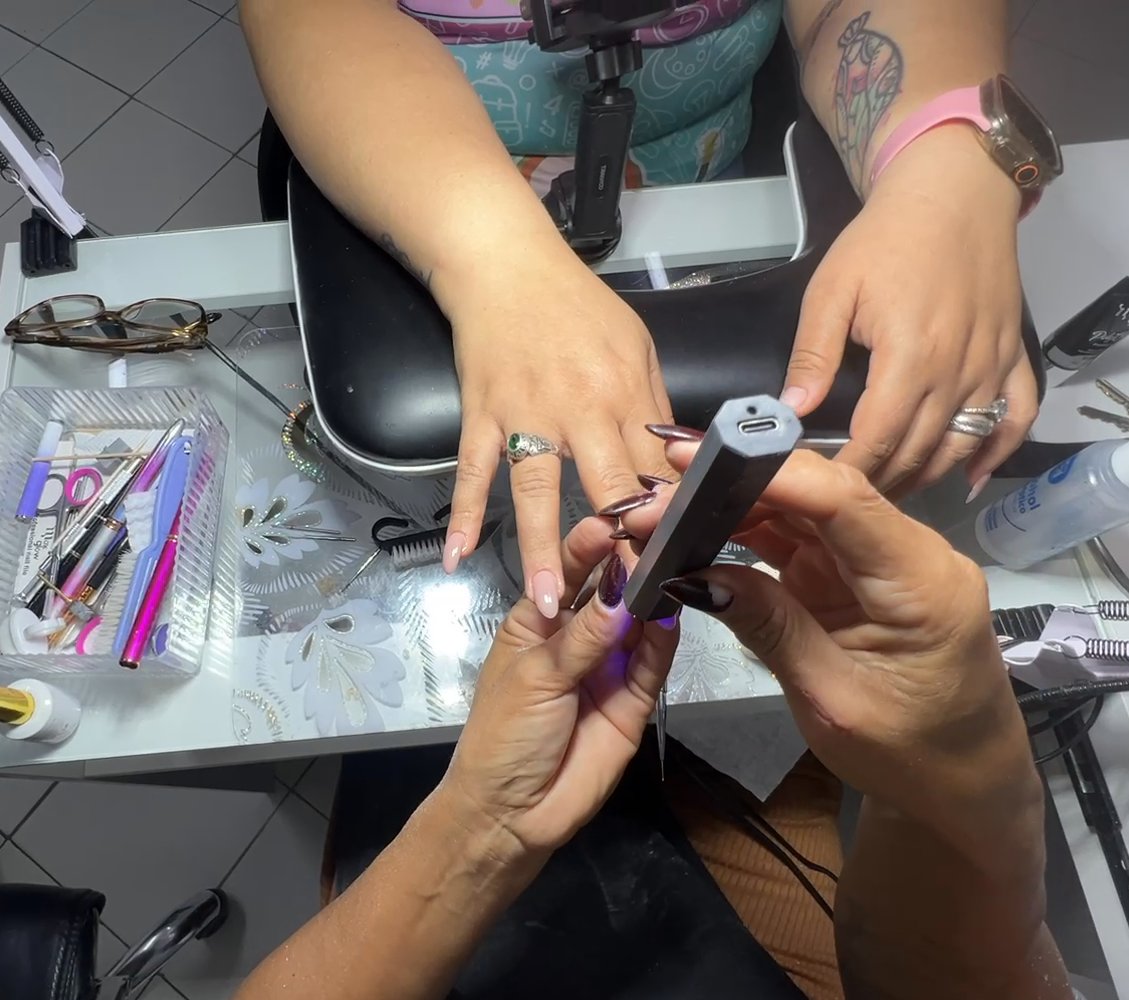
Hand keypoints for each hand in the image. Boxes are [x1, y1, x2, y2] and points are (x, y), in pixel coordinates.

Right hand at [439, 254, 674, 618]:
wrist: (506, 266)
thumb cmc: (577, 305)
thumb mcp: (635, 345)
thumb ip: (650, 406)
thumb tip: (666, 462)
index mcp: (624, 391)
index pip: (655, 467)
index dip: (667, 517)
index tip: (674, 563)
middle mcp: (578, 408)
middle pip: (607, 486)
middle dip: (621, 544)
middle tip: (628, 601)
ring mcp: (524, 416)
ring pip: (537, 490)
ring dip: (542, 548)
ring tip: (548, 603)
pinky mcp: (482, 418)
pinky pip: (472, 472)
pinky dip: (462, 515)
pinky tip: (455, 557)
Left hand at [443, 518, 678, 855]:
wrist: (513, 813)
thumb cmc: (505, 733)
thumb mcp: (537, 677)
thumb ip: (584, 637)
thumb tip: (625, 591)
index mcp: (537, 620)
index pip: (566, 572)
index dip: (588, 547)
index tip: (613, 521)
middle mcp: (576, 636)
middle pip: (609, 591)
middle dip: (628, 565)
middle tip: (656, 536)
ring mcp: (608, 666)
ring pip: (637, 621)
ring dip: (653, 596)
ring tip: (674, 565)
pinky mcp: (635, 698)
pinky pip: (654, 662)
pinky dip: (666, 638)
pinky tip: (677, 610)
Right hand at [625, 448, 1030, 826]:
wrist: (960, 782)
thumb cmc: (910, 754)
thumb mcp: (830, 700)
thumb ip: (769, 627)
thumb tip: (694, 573)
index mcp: (921, 583)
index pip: (843, 500)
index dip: (769, 471)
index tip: (696, 463)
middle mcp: (906, 553)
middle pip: (817, 493)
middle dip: (735, 487)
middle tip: (659, 500)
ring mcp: (878, 560)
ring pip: (800, 509)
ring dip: (733, 507)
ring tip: (667, 517)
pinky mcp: (854, 573)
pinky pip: (797, 537)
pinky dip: (747, 532)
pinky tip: (701, 533)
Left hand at [783, 126, 1037, 495]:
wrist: (954, 191)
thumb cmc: (883, 241)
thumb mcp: (830, 292)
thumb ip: (813, 356)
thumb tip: (790, 412)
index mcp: (912, 357)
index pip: (878, 439)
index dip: (851, 473)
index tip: (824, 493)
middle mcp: (959, 371)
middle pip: (920, 451)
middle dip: (882, 482)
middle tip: (848, 502)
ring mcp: (993, 365)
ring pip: (964, 443)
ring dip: (927, 475)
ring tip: (890, 495)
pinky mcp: (1014, 354)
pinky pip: (1017, 414)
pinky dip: (997, 450)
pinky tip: (971, 478)